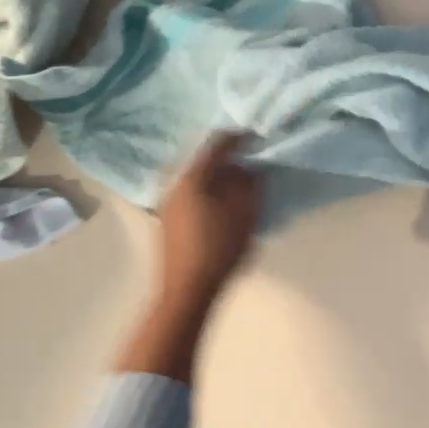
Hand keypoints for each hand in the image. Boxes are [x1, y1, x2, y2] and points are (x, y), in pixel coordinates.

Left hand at [155, 130, 261, 305]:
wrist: (186, 290)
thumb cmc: (219, 247)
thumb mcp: (246, 211)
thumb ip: (249, 182)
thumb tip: (249, 167)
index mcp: (193, 177)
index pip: (218, 143)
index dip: (241, 137)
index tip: (261, 139)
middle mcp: (175, 184)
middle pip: (205, 159)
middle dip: (231, 158)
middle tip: (253, 162)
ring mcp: (168, 203)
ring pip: (198, 177)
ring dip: (220, 176)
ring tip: (242, 184)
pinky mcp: (168, 220)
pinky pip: (192, 192)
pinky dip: (210, 189)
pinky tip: (224, 203)